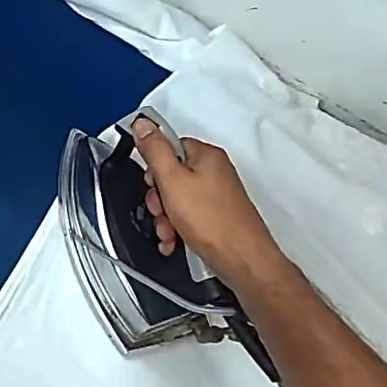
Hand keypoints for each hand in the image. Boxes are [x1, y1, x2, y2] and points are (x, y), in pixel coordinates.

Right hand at [132, 116, 287, 288]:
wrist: (244, 262)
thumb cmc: (215, 223)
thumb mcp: (172, 181)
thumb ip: (154, 150)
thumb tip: (142, 124)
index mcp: (206, 156)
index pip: (168, 146)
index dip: (154, 167)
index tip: (152, 183)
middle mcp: (214, 172)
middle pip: (171, 174)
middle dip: (159, 197)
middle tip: (161, 210)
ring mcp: (217, 194)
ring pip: (177, 197)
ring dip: (166, 216)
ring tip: (169, 230)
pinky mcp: (217, 215)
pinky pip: (189, 214)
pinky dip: (178, 227)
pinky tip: (175, 240)